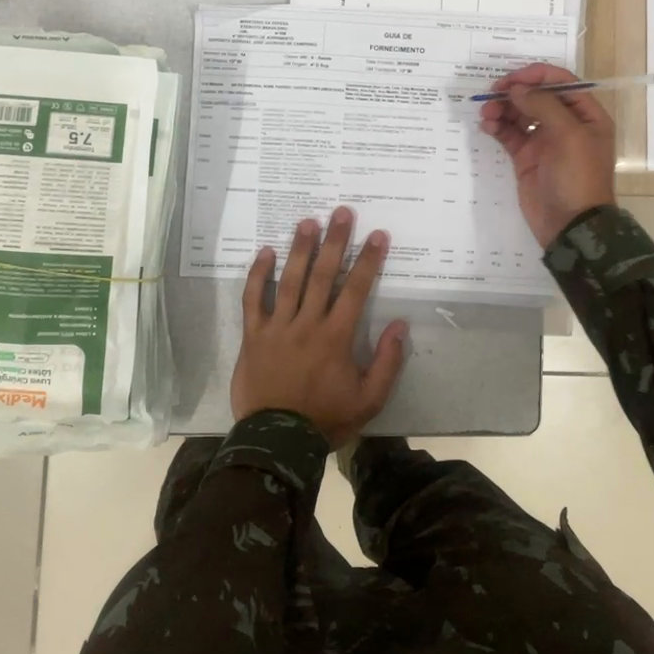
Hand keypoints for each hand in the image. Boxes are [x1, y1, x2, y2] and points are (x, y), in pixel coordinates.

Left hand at [232, 207, 408, 446]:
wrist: (277, 441)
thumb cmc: (326, 420)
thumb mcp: (370, 400)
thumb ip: (388, 362)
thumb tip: (400, 325)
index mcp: (336, 337)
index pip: (356, 289)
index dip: (368, 260)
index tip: (377, 235)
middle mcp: (307, 324)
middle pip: (322, 275)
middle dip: (335, 241)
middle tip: (342, 211)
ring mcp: (276, 328)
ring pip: (289, 280)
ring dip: (300, 248)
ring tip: (308, 221)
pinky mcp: (253, 336)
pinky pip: (253, 299)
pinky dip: (258, 275)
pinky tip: (266, 252)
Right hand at [478, 63, 617, 248]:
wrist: (570, 225)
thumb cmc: (578, 177)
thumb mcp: (568, 136)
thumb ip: (543, 106)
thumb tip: (517, 88)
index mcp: (586, 115)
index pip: (562, 82)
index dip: (537, 76)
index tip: (512, 79)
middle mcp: (566, 124)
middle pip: (538, 96)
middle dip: (515, 92)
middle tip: (492, 94)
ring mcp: (545, 141)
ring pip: (520, 114)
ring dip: (503, 109)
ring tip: (486, 113)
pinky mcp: (526, 158)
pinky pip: (509, 135)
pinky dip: (498, 127)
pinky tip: (487, 126)